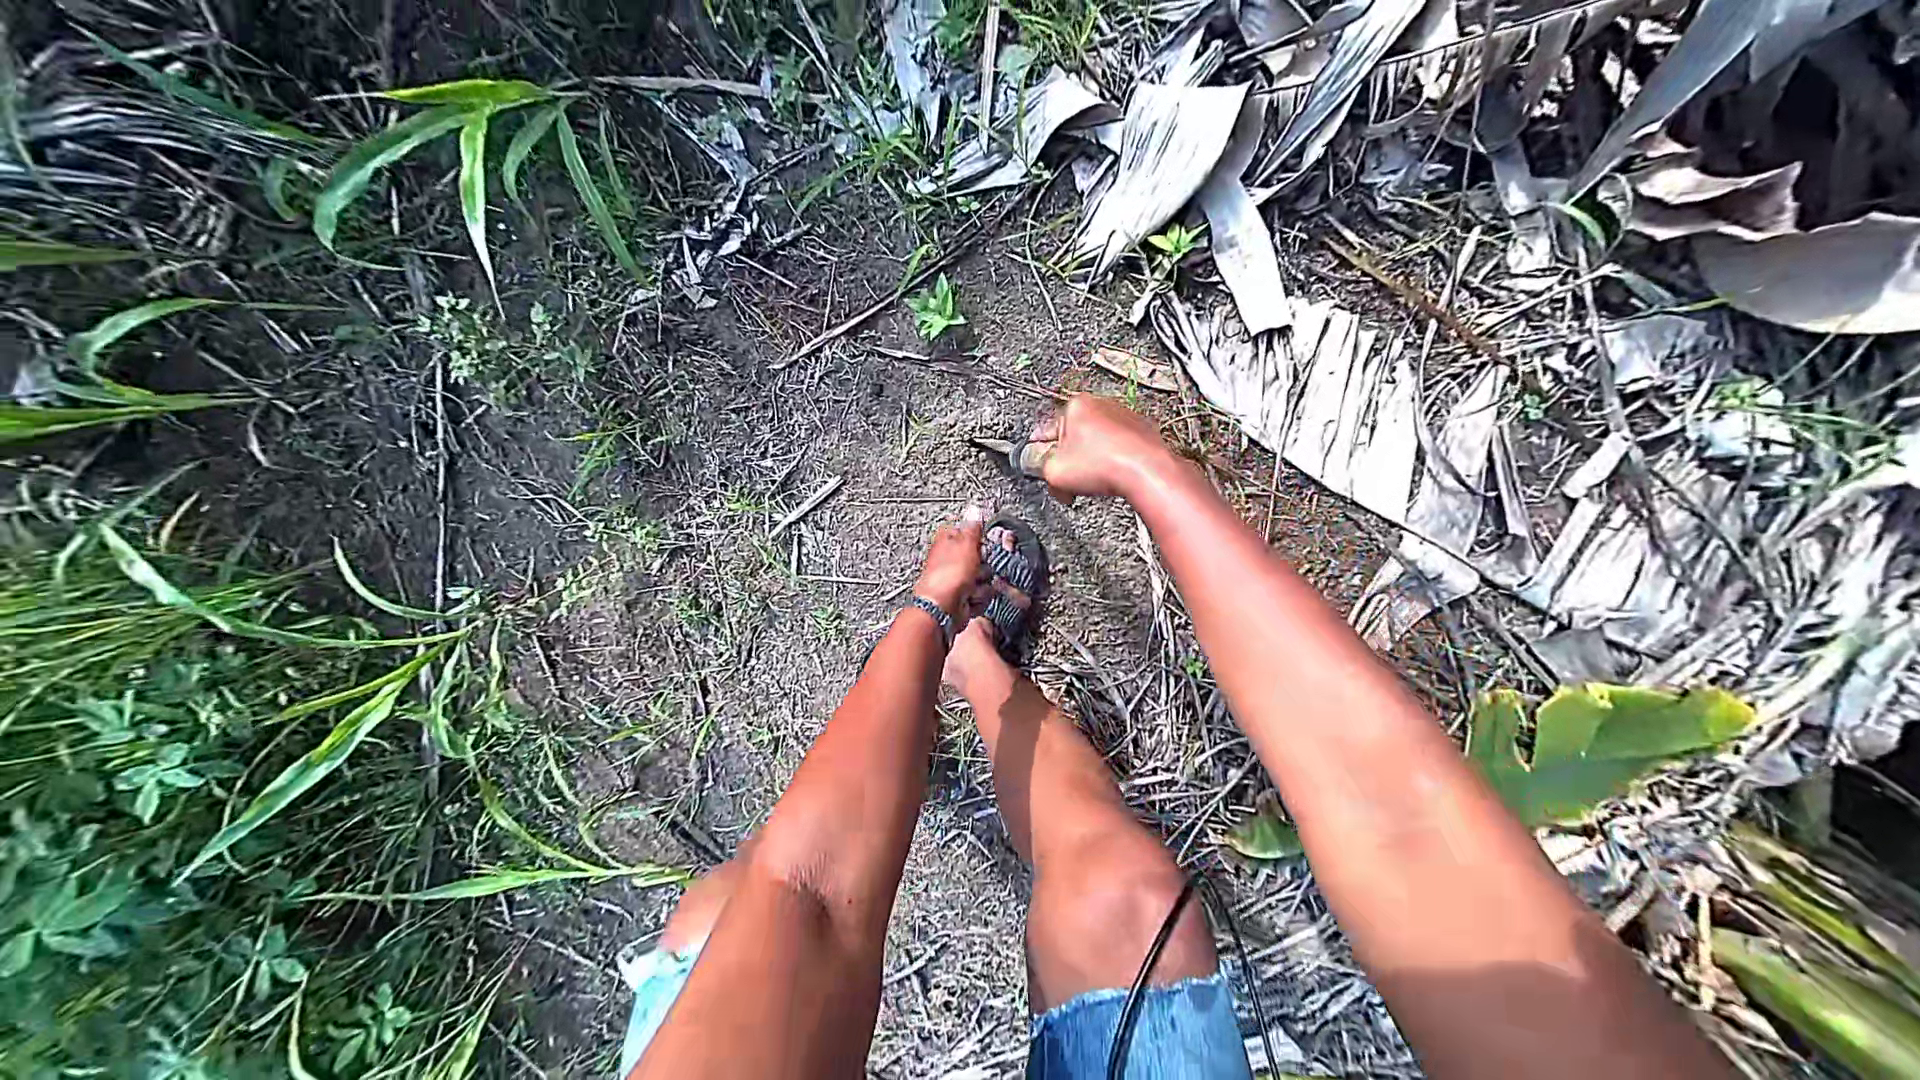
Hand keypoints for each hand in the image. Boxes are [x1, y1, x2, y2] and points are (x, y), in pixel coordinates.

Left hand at [911, 504, 988, 622]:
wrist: (942, 608)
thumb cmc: (947, 575)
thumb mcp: (967, 543)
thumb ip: (973, 527)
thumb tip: (975, 508)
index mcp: (948, 540)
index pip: (972, 533)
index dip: (981, 541)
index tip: (983, 546)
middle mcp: (951, 559)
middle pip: (981, 557)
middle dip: (984, 565)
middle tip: (977, 569)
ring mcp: (957, 579)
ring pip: (984, 577)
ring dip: (982, 584)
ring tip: (972, 586)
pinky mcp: (962, 596)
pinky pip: (981, 594)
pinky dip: (978, 598)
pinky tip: (970, 597)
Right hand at [1022, 394, 1173, 501]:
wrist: (1147, 472)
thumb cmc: (1108, 464)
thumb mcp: (1054, 471)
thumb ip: (1038, 464)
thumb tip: (1033, 462)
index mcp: (1076, 405)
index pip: (1045, 430)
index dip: (1040, 454)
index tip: (1040, 467)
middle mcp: (1101, 405)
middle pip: (1071, 437)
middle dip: (1066, 461)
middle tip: (1065, 481)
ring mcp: (1123, 417)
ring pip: (1094, 443)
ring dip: (1087, 464)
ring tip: (1088, 483)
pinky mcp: (1140, 432)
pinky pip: (1115, 448)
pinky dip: (1109, 462)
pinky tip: (1107, 478)